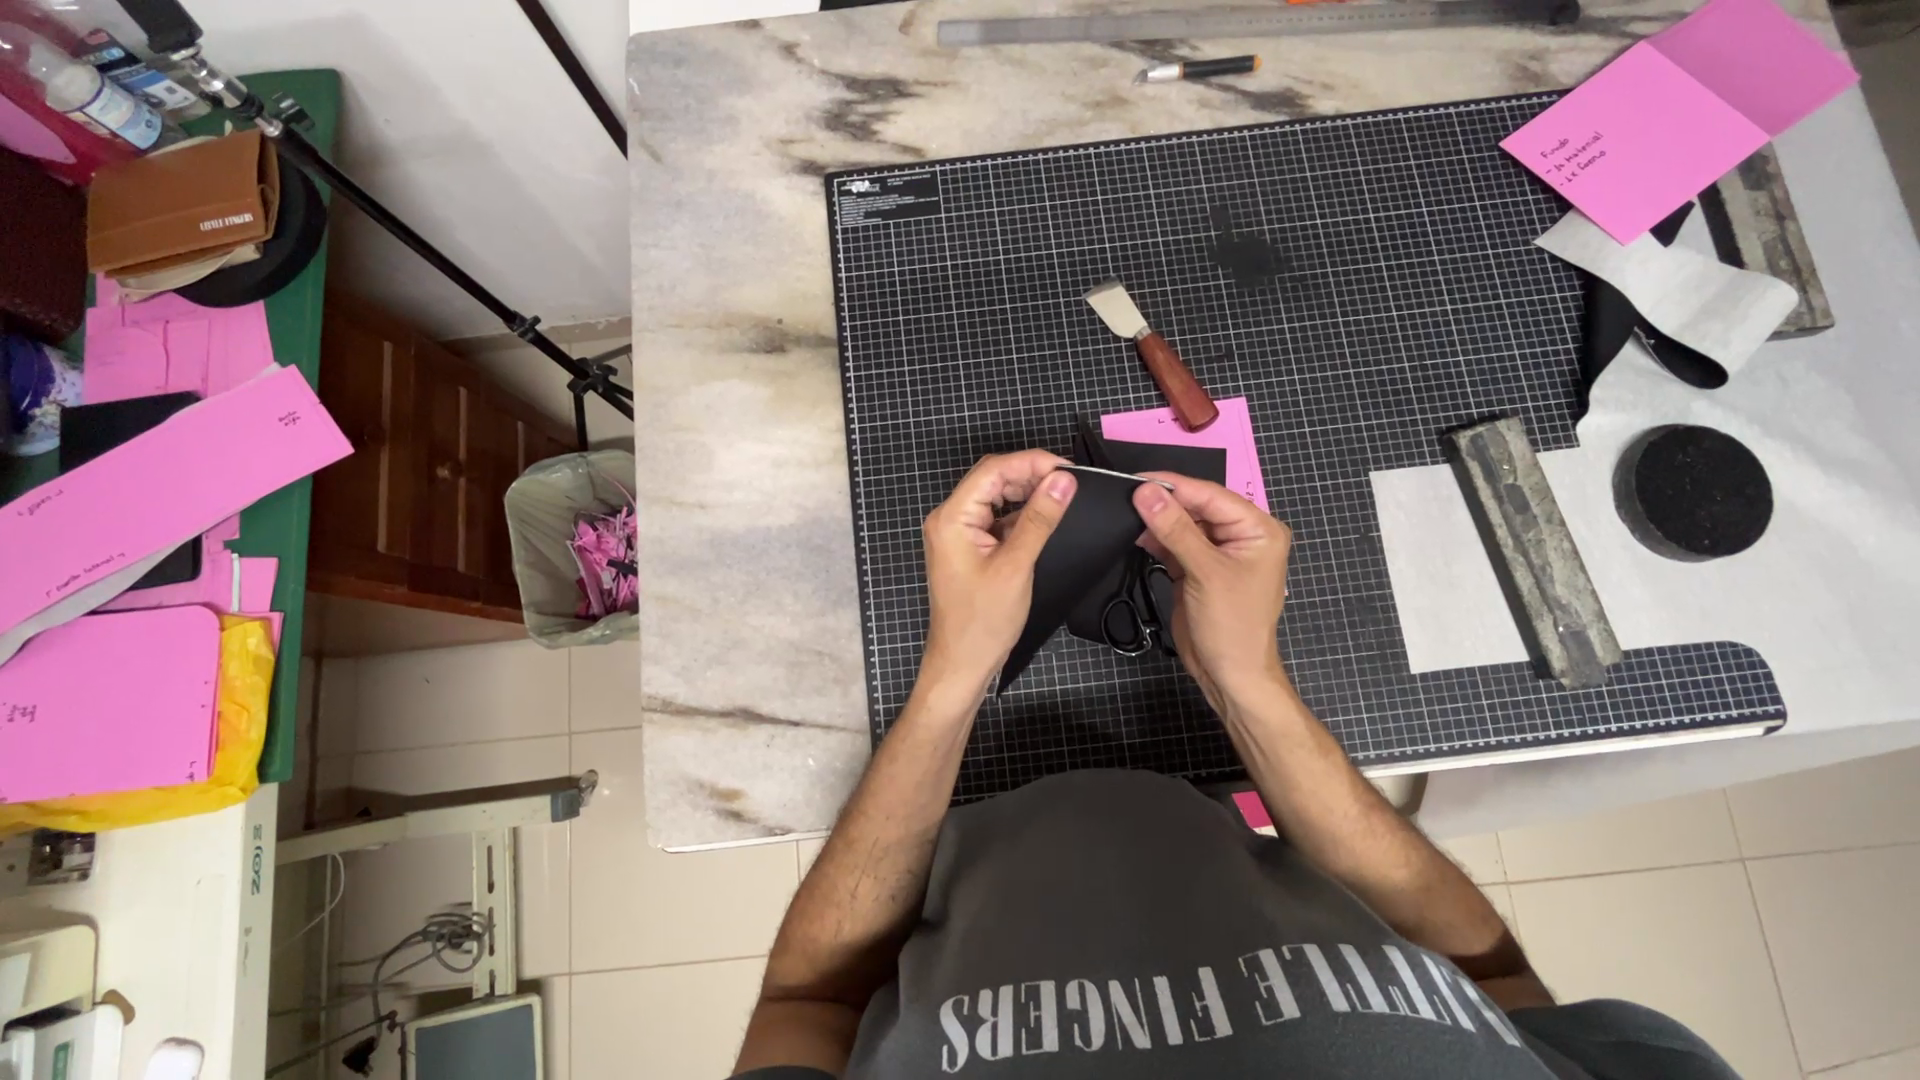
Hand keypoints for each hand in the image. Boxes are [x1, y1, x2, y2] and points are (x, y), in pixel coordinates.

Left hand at [919, 450, 1077, 694]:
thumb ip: (1040, 519)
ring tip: (1061, 495)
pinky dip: (1020, 513)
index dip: (1031, 462)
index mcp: (951, 518)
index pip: (993, 470)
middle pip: (992, 478)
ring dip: (1027, 492)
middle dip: (1030, 474)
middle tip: (1069, 481)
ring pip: (995, 496)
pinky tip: (1044, 516)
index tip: (1067, 468)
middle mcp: (949, 518)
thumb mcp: (1016, 566)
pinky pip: (996, 517)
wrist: (963, 662)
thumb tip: (1063, 481)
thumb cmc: (982, 622)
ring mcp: (957, 532)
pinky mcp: (969, 546)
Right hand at [1132, 473, 1292, 706]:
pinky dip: (1156, 540)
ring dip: (1157, 521)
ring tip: (1125, 513)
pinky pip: (1175, 544)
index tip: (1136, 478)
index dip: (1174, 485)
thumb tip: (1146, 492)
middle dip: (1164, 503)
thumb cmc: (1232, 625)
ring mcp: (1218, 552)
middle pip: (1196, 507)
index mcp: (1257, 529)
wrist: (1230, 674)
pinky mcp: (1198, 568)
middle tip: (1125, 494)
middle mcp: (1240, 535)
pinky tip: (1136, 535)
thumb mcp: (1205, 572)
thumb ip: (1175, 529)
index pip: (1211, 495)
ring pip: (1182, 524)